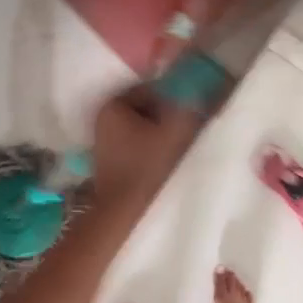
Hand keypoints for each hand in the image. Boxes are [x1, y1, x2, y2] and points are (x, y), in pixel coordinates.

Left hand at [89, 84, 206, 212]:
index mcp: (113, 106)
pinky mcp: (110, 165)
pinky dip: (151, 152)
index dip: (175, 98)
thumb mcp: (177, 130)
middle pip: (146, 110)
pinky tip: (166, 163)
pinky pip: (136, 149)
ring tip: (181, 148)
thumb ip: (189, 104)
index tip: (192, 113)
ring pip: (142, 130)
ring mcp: (104, 145)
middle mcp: (103, 121)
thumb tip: (199, 88)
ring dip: (161, 136)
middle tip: (190, 130)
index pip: (151, 89)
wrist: (126, 214)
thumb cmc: (150, 168)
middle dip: (167, 117)